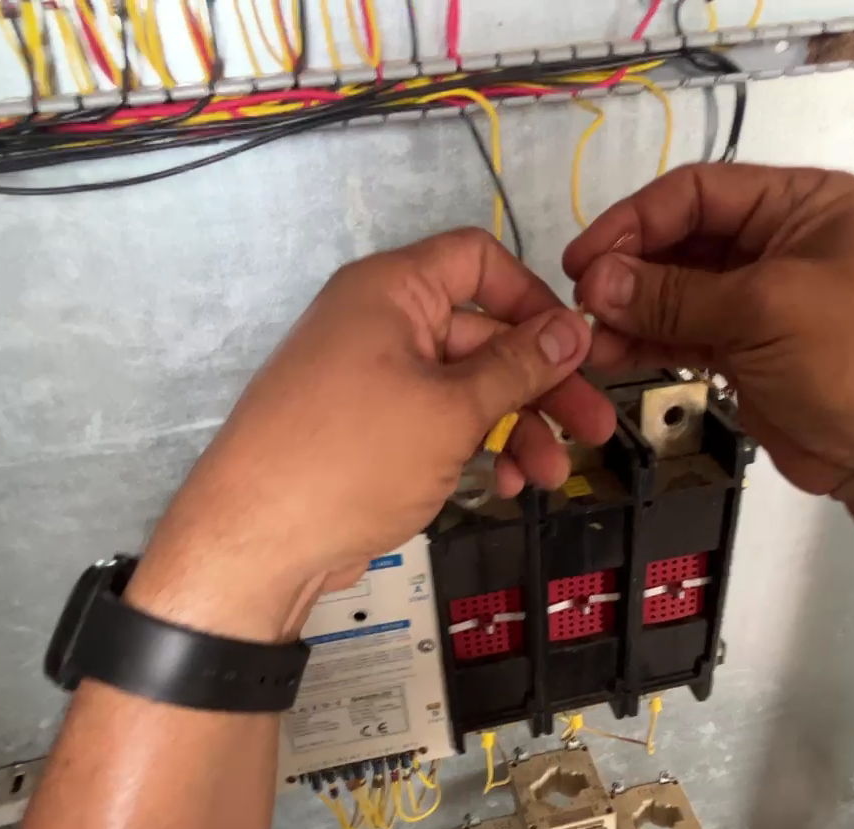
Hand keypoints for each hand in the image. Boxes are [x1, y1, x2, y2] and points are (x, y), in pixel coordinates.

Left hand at [129, 228, 614, 639]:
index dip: (531, 298)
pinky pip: (440, 426)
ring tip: (552, 475)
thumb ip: (518, 366)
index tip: (572, 345)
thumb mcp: (451, 409)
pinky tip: (506, 485)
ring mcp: (378, 384)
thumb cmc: (352, 458)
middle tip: (593, 428)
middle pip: (483, 339)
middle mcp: (385, 327)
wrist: (261, 541)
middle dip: (542, 387)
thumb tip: (571, 329)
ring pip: (467, 392)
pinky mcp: (376, 434)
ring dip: (516, 430)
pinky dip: (475, 451)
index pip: (477, 262)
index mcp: (393, 293)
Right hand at [564, 164, 853, 496]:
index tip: (583, 260)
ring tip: (590, 343)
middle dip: (629, 273)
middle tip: (581, 307)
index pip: (698, 193)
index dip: (634, 221)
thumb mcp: (766, 310)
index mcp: (798, 205)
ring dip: (632, 316)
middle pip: (682, 244)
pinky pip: (685, 338)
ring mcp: (758, 304)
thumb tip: (595, 282)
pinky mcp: (745, 354)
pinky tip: (613, 357)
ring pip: (677, 297)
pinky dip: (650, 346)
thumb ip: (675, 297)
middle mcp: (775, 246)